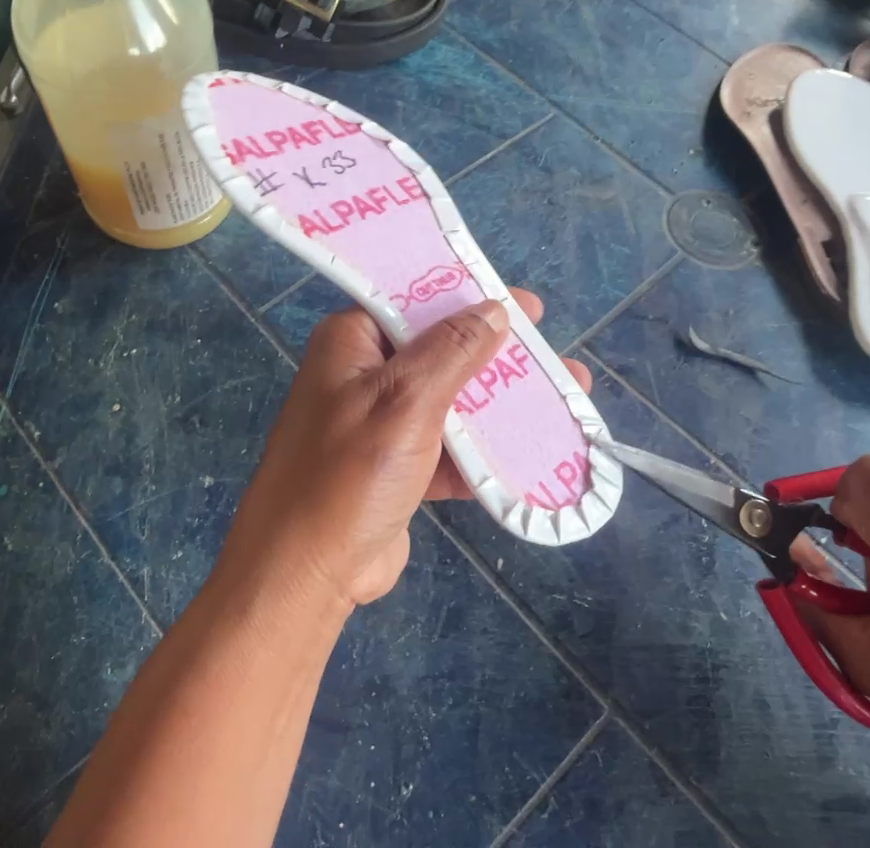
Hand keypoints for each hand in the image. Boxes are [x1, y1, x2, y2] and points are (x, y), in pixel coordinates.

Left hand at [216, 290, 591, 609]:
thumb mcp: (405, 401)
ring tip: (563, 398)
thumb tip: (494, 310)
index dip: (469, 297)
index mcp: (352, 343)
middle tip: (553, 356)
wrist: (307, 572)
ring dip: (502, 405)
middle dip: (499, 356)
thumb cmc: (349, 474)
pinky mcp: (397, 468)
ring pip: (451, 401)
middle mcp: (364, 376)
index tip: (525, 305)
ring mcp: (381, 425)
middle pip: (441, 351)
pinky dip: (486, 452)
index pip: (414, 301)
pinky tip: (540, 451)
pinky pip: (448, 448)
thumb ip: (452, 351)